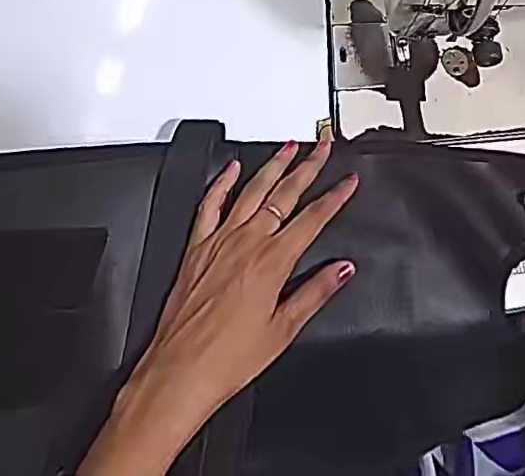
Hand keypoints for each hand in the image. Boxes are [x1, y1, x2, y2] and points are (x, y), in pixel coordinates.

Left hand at [81, 131, 359, 475]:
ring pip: (253, 190)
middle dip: (309, 166)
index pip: (314, 217)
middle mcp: (247, 243)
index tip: (349, 180)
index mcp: (272, 262)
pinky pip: (210, 204)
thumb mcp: (283, 330)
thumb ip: (317, 292)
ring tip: (289, 146)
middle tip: (323, 147)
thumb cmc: (226, 361)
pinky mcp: (197, 248)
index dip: (335, 195)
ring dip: (274, 164)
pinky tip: (233, 168)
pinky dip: (223, 182)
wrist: (176, 377)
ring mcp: (220, 241)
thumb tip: (343, 269)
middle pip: (286, 193)